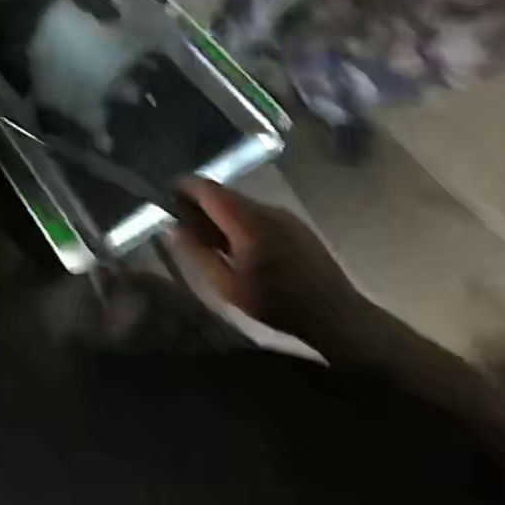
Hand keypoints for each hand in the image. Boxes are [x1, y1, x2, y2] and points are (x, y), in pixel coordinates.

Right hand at [168, 180, 366, 342]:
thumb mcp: (228, 286)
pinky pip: (259, 214)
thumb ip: (198, 254)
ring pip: (242, 205)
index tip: (167, 197)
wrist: (338, 317)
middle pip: (224, 195)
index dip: (184, 187)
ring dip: (222, 215)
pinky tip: (242, 247)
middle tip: (185, 225)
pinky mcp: (296, 225)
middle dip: (201, 204)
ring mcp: (285, 215)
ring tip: (213, 240)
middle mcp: (266, 209)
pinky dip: (242, 222)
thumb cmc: (278, 304)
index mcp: (247, 221)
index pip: (207, 188)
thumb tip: (172, 228)